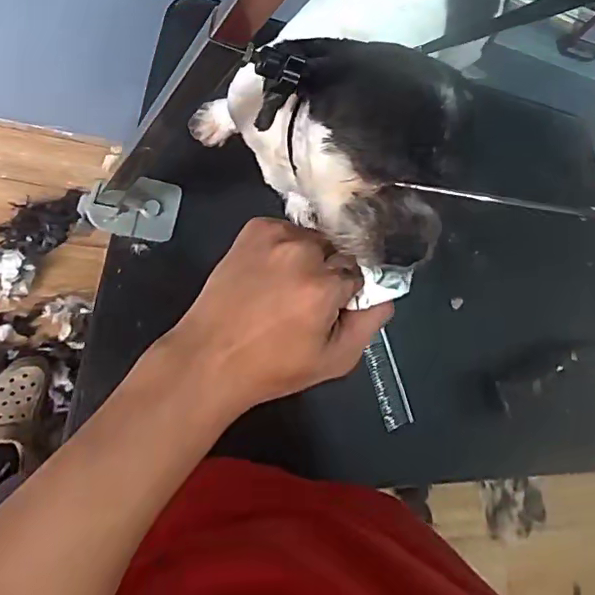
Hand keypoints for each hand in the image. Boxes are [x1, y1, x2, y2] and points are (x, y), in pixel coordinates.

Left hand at [156, 218, 393, 416]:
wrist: (209, 357)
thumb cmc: (272, 366)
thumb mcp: (334, 361)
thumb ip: (370, 323)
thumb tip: (386, 293)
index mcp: (325, 286)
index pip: (359, 273)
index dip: (347, 292)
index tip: (331, 307)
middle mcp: (303, 253)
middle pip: (337, 252)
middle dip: (329, 272)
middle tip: (305, 300)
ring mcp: (277, 236)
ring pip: (313, 239)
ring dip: (308, 257)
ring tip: (284, 287)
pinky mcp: (255, 228)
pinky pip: (287, 230)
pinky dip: (284, 246)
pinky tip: (268, 272)